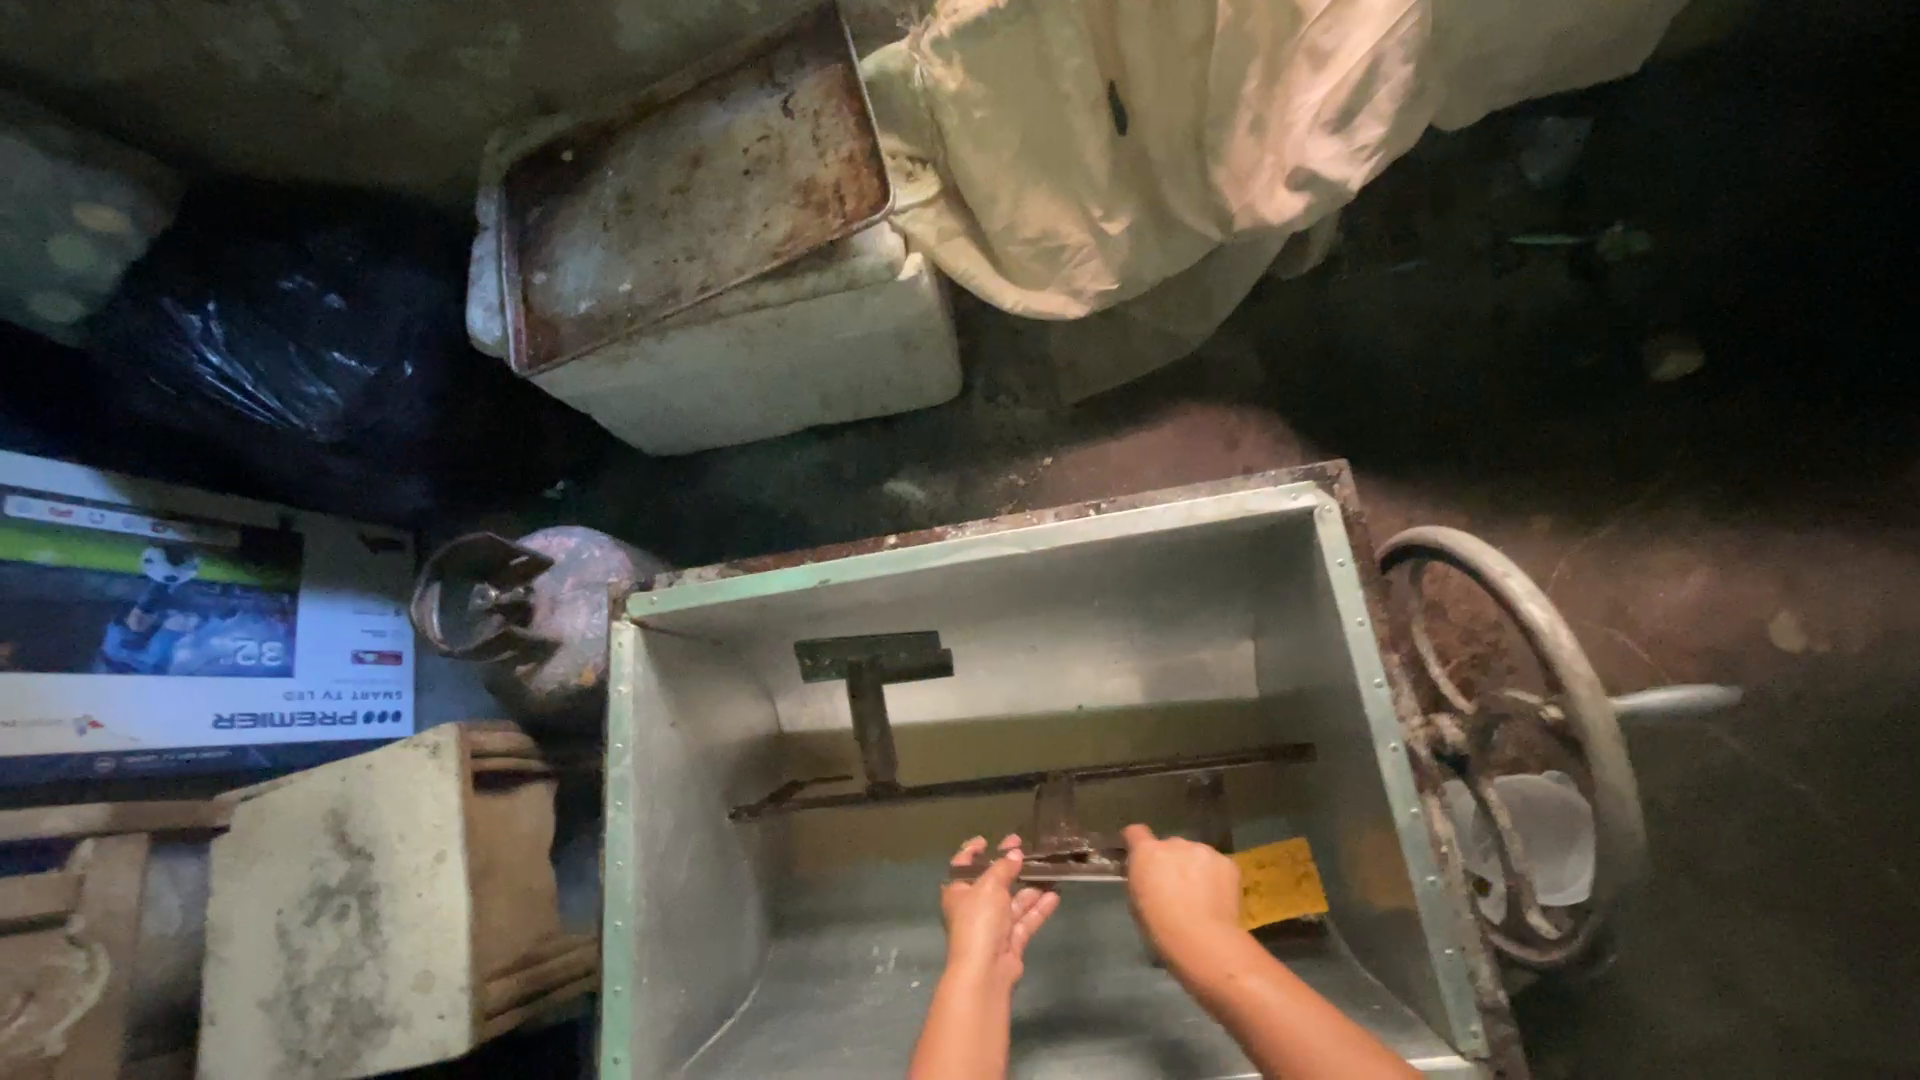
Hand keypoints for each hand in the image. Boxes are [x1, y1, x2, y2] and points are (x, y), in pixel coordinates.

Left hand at [940, 834, 1060, 986]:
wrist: (985, 970)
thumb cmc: (979, 920)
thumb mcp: (989, 885)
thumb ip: (1003, 867)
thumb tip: (1014, 854)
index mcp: (958, 892)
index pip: (962, 866)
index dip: (972, 852)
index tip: (985, 840)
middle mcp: (974, 907)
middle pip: (992, 882)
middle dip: (1008, 866)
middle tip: (1024, 849)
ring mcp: (993, 926)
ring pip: (1012, 902)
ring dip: (1029, 888)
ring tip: (1048, 870)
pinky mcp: (1010, 941)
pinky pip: (1025, 920)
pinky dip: (1038, 908)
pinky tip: (1054, 895)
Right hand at [1122, 824, 1243, 959]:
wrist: (1202, 939)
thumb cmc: (1160, 927)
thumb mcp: (1137, 902)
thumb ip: (1141, 879)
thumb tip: (1149, 876)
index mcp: (1147, 852)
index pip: (1136, 832)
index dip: (1137, 841)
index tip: (1139, 854)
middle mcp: (1174, 843)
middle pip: (1170, 846)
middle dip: (1172, 861)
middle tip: (1176, 887)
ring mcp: (1203, 850)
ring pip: (1196, 855)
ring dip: (1195, 868)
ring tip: (1201, 896)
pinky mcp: (1227, 863)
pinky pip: (1217, 866)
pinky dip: (1216, 878)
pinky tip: (1218, 899)